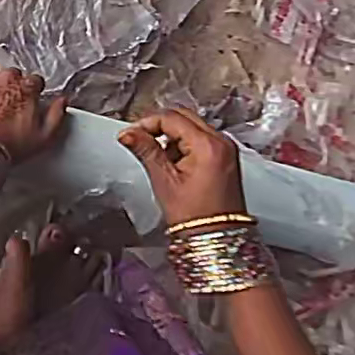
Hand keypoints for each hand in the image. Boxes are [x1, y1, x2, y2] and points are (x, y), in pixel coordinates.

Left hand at [0, 61, 67, 162]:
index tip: (26, 101)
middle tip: (5, 104)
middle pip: (12, 74)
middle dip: (10, 85)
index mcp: (27, 88)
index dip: (31, 92)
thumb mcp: (43, 138)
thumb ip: (57, 116)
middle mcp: (6, 78)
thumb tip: (63, 101)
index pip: (35, 81)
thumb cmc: (7, 146)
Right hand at [116, 108, 247, 225]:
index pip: (171, 118)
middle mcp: (221, 141)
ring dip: (171, 135)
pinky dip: (184, 144)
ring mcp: (226, 148)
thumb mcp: (164, 181)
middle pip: (183, 116)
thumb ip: (146, 151)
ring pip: (192, 125)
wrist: (218, 238)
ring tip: (159, 159)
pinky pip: (201, 138)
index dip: (147, 123)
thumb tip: (128, 133)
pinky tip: (174, 164)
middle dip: (159, 125)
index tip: (132, 134)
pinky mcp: (225, 156)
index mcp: (208, 145)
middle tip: (140, 140)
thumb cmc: (195, 217)